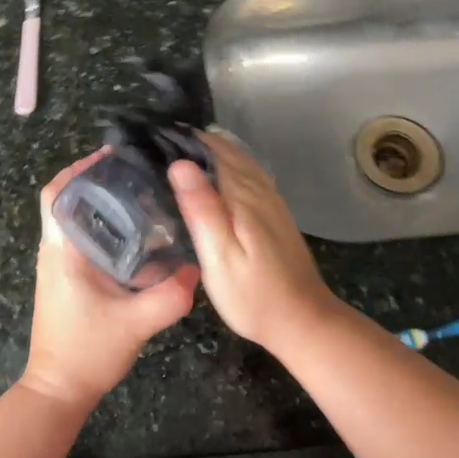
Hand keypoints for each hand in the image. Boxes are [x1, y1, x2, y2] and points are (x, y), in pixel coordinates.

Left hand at [22, 149, 198, 407]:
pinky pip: (84, 239)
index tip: (112, 156)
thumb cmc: (86, 352)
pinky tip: (139, 234)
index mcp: (62, 250)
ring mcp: (60, 265)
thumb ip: (169, 296)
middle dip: (99, 181)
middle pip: (68, 199)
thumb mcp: (134, 324)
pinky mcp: (69, 280)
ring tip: (143, 194)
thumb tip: (198, 269)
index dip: (78, 169)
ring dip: (102, 204)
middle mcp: (56, 250)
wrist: (59, 391)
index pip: (56, 193)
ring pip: (77, 219)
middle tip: (138, 172)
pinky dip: (106, 228)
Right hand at [170, 132, 340, 351]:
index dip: (185, 140)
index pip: (213, 152)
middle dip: (196, 142)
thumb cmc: (254, 296)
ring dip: (213, 151)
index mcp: (243, 197)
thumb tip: (181, 164)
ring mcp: (272, 201)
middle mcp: (261, 190)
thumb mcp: (220, 258)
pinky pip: (249, 175)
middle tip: (158, 141)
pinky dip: (228, 166)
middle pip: (228, 152)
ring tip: (179, 150)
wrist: (304, 322)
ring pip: (241, 161)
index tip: (154, 135)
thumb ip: (202, 209)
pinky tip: (214, 175)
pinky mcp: (275, 214)